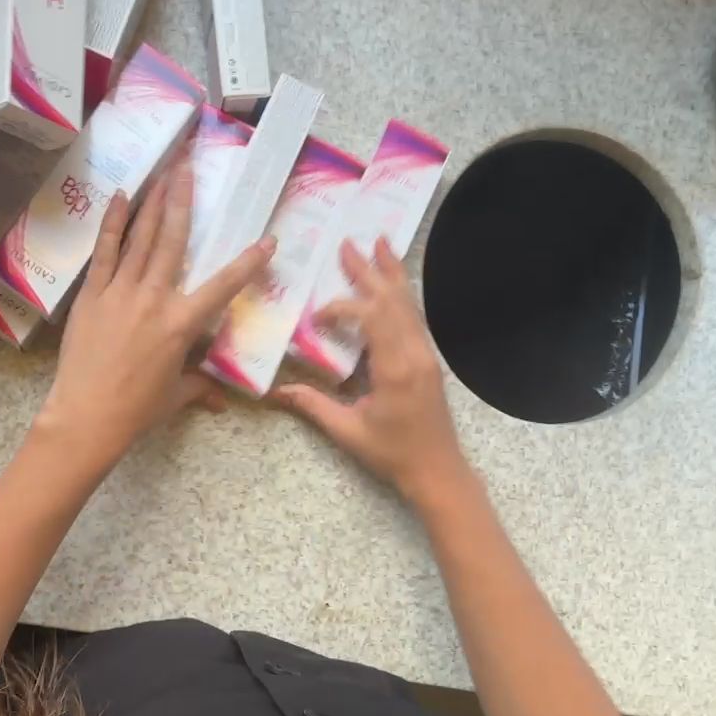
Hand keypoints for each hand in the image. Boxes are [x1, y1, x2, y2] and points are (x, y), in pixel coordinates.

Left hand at [34, 163, 275, 471]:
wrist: (87, 416)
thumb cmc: (136, 411)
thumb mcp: (175, 396)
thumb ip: (199, 388)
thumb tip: (219, 401)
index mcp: (182, 325)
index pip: (223, 287)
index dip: (247, 263)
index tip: (267, 240)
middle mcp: (155, 299)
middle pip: (173, 241)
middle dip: (183, 201)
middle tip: (189, 167)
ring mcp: (121, 292)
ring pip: (142, 239)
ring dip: (155, 202)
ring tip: (164, 171)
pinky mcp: (93, 294)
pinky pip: (105, 252)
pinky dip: (114, 223)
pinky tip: (121, 197)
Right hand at [272, 238, 471, 500]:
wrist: (437, 470)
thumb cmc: (392, 454)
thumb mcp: (348, 432)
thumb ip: (314, 406)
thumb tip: (278, 391)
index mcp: (395, 369)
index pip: (372, 317)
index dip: (343, 307)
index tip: (317, 317)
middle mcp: (415, 354)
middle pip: (393, 300)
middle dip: (369, 271)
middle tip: (348, 244)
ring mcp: (426, 355)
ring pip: (408, 304)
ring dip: (390, 274)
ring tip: (379, 244)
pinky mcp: (427, 361)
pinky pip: (414, 318)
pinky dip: (401, 296)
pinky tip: (393, 285)